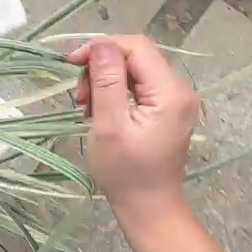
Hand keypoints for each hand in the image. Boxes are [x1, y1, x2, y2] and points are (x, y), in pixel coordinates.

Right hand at [68, 35, 199, 218]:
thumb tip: (100, 45)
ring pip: (134, 69)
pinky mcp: (166, 109)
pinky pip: (138, 85)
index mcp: (169, 91)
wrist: (148, 206)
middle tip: (80, 95)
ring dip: (105, 79)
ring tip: (87, 106)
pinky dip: (115, 91)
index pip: (136, 47)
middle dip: (101, 66)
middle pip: (136, 55)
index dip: (102, 47)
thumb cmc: (126, 172)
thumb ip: (107, 82)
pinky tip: (100, 110)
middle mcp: (178, 89)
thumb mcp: (109, 126)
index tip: (72, 63)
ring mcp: (174, 99)